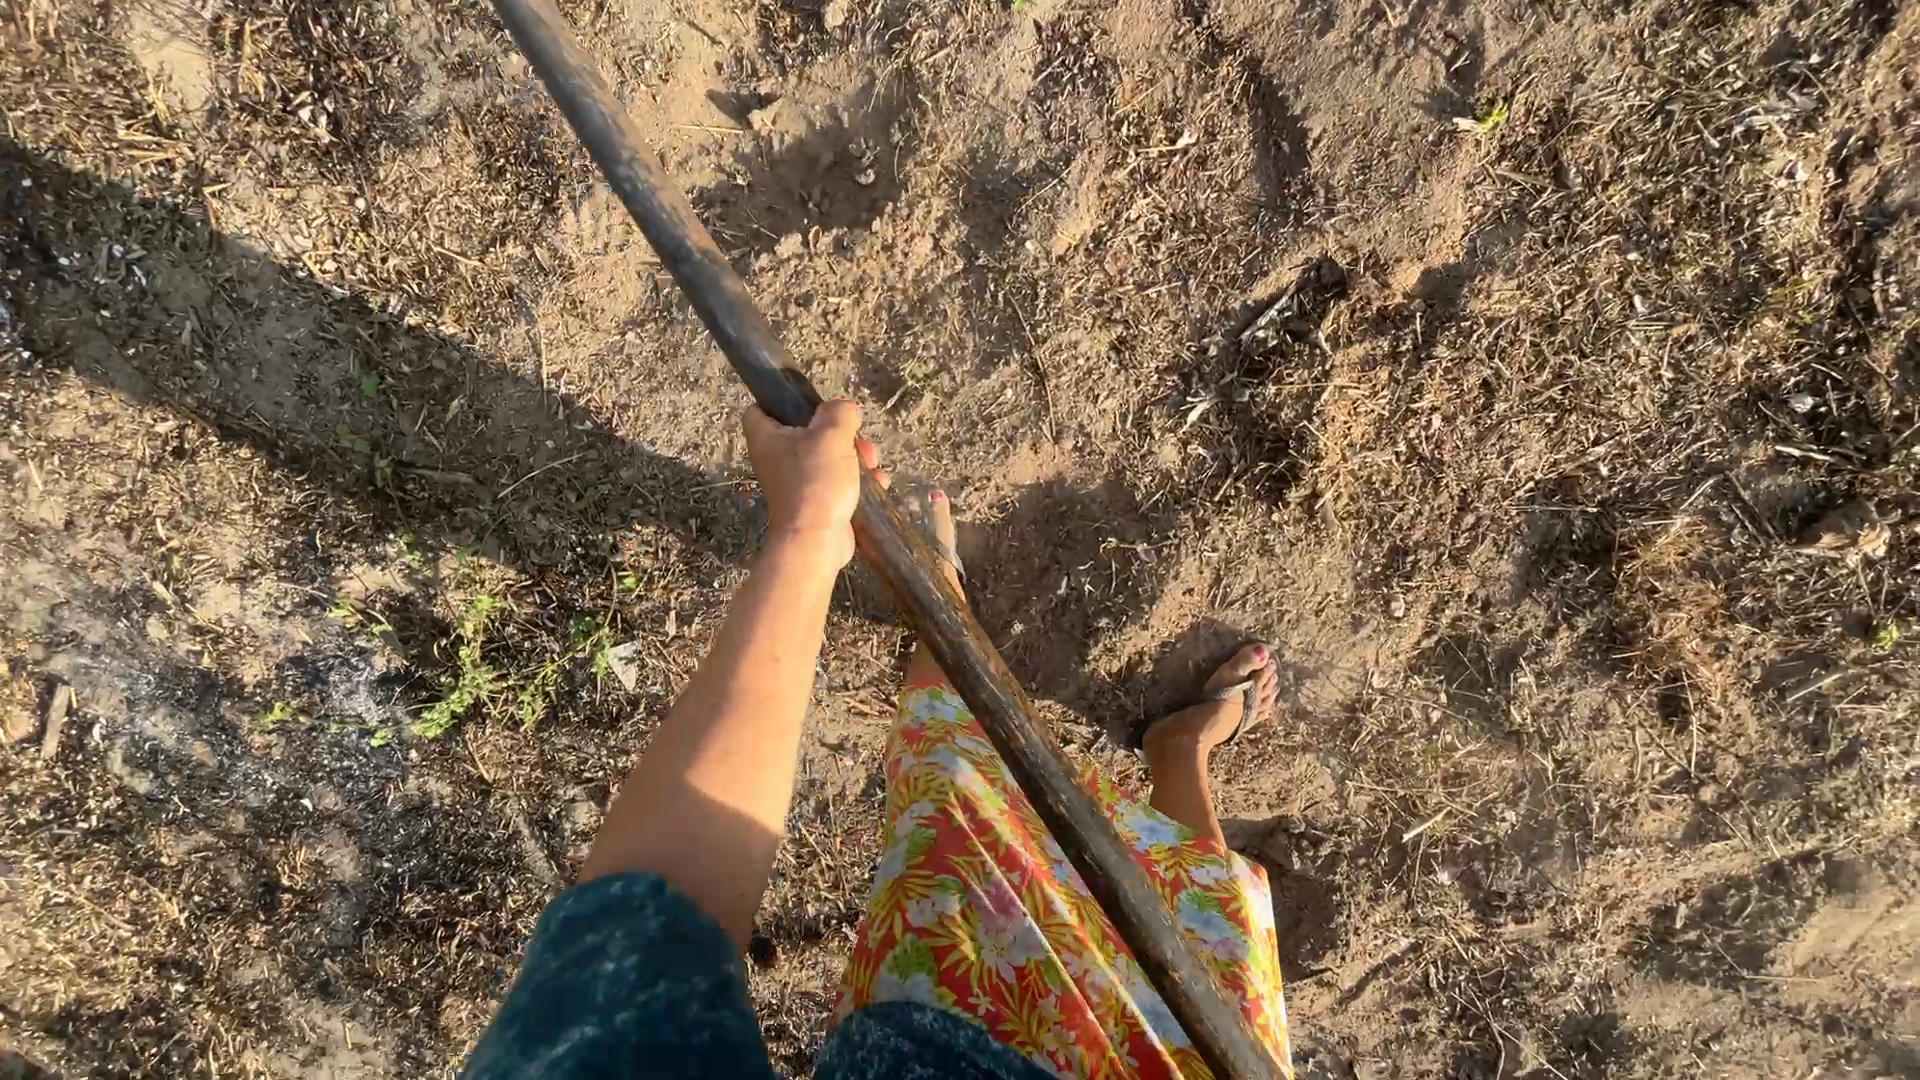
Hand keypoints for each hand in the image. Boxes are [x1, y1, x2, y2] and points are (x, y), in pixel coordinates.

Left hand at [740, 400, 877, 568]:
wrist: (816, 540)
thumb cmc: (816, 481)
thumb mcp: (831, 435)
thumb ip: (840, 413)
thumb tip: (845, 410)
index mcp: (767, 438)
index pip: (760, 409)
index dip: (782, 401)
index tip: (810, 403)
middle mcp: (776, 460)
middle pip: (808, 432)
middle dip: (841, 434)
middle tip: (858, 440)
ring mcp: (797, 484)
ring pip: (828, 457)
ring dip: (856, 457)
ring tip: (872, 463)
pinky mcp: (817, 503)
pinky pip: (838, 482)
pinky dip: (858, 481)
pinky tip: (877, 483)